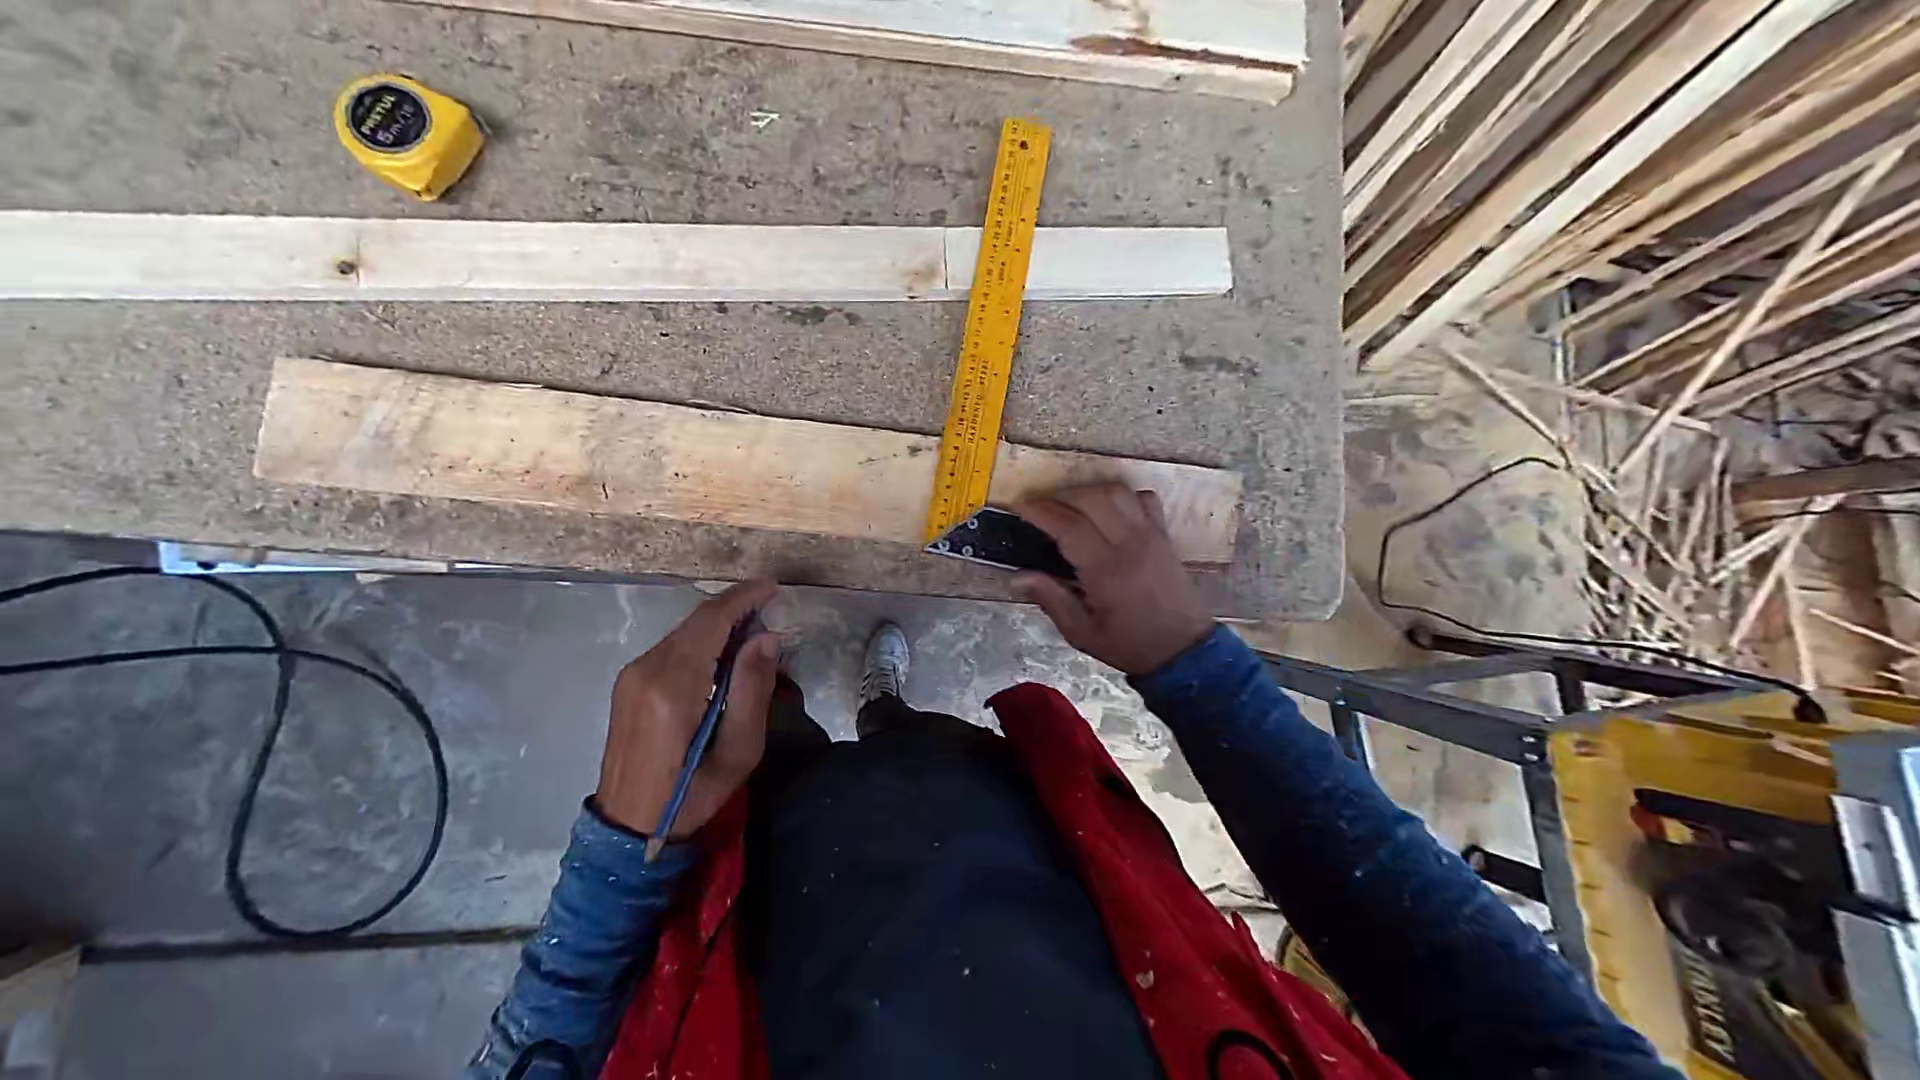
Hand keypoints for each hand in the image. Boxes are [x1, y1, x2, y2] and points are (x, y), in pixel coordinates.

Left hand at [594, 579, 780, 838]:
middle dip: (736, 608)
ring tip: (754, 635)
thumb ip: (752, 688)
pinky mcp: (628, 683)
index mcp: (674, 686)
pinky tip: (722, 656)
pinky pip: (672, 647)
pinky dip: (702, 640)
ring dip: (720, 624)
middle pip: (697, 621)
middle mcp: (646, 669)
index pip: (711, 621)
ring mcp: (632, 675)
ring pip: (684, 631)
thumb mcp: (740, 750)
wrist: (628, 826)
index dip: (744, 598)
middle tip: (772, 612)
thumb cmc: (693, 793)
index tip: (774, 587)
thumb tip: (766, 637)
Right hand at [1013, 484, 1214, 675]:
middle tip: (1042, 508)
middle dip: (1061, 496)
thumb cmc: (1130, 644)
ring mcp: (1151, 536)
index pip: (1070, 527)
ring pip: (1118, 492)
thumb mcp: (1082, 633)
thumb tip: (1018, 577)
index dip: (1042, 511)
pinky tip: (1108, 510)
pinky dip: (1122, 496)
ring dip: (1089, 491)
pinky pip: (1144, 499)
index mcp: (1107, 571)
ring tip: (1071, 506)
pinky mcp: (1164, 535)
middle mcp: (1130, 545)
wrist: (1184, 651)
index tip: (1021, 505)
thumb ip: (1051, 600)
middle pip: (1093, 499)